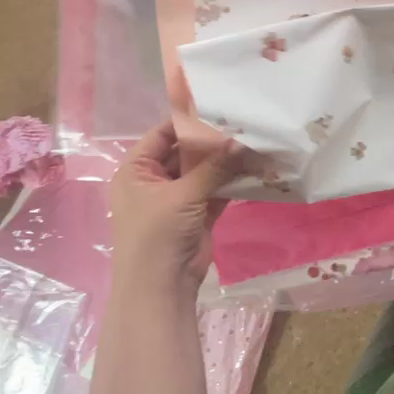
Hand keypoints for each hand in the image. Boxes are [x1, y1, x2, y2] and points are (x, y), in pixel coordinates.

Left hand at [108, 122, 245, 292]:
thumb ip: (214, 166)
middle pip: (186, 151)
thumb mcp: (183, 195)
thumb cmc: (158, 235)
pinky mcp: (198, 212)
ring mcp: (177, 197)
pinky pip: (217, 188)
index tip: (221, 106)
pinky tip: (256, 167)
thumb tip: (243, 140)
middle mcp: (154, 180)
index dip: (189, 121)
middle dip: (214, 141)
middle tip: (246, 123)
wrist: (161, 286)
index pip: (163, 134)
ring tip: (256, 142)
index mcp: (136, 171)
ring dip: (227, 161)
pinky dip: (233, 180)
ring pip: (205, 170)